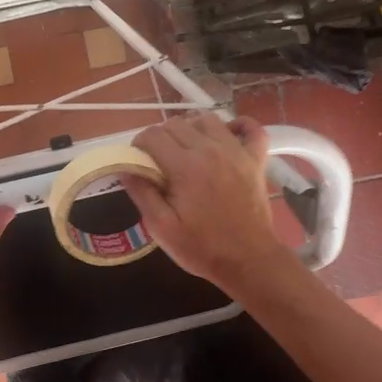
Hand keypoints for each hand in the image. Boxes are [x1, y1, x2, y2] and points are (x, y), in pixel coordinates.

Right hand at [121, 112, 292, 293]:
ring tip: (186, 148)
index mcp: (186, 166)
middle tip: (159, 161)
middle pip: (177, 123)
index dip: (139, 144)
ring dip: (191, 128)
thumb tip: (126, 168)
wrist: (249, 262)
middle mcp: (211, 150)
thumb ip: (142, 193)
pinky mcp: (255, 160)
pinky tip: (226, 136)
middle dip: (161, 137)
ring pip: (207, 119)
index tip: (139, 161)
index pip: (153, 135)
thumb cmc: (202, 248)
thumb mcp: (161, 228)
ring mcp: (237, 152)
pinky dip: (238, 126)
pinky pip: (251, 129)